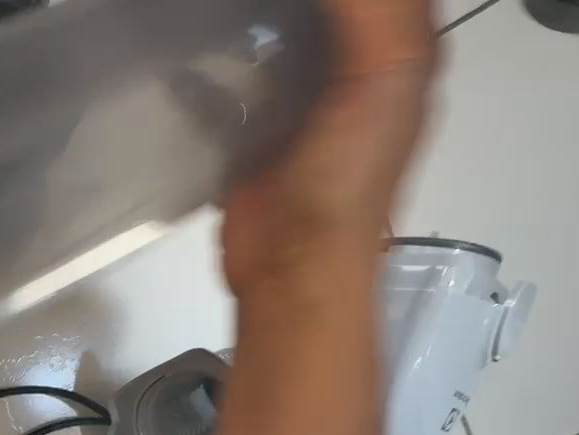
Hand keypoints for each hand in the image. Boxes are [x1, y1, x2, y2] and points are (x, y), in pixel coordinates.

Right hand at [221, 0, 438, 296]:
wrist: (290, 266)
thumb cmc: (347, 178)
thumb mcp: (385, 74)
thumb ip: (368, 12)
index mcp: (398, 48)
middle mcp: (349, 69)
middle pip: (321, 12)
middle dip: (287, 3)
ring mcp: (293, 104)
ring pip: (272, 40)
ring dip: (246, 22)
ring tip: (214, 11)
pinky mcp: (246, 136)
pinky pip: (221, 93)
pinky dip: (200, 76)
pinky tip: (181, 60)